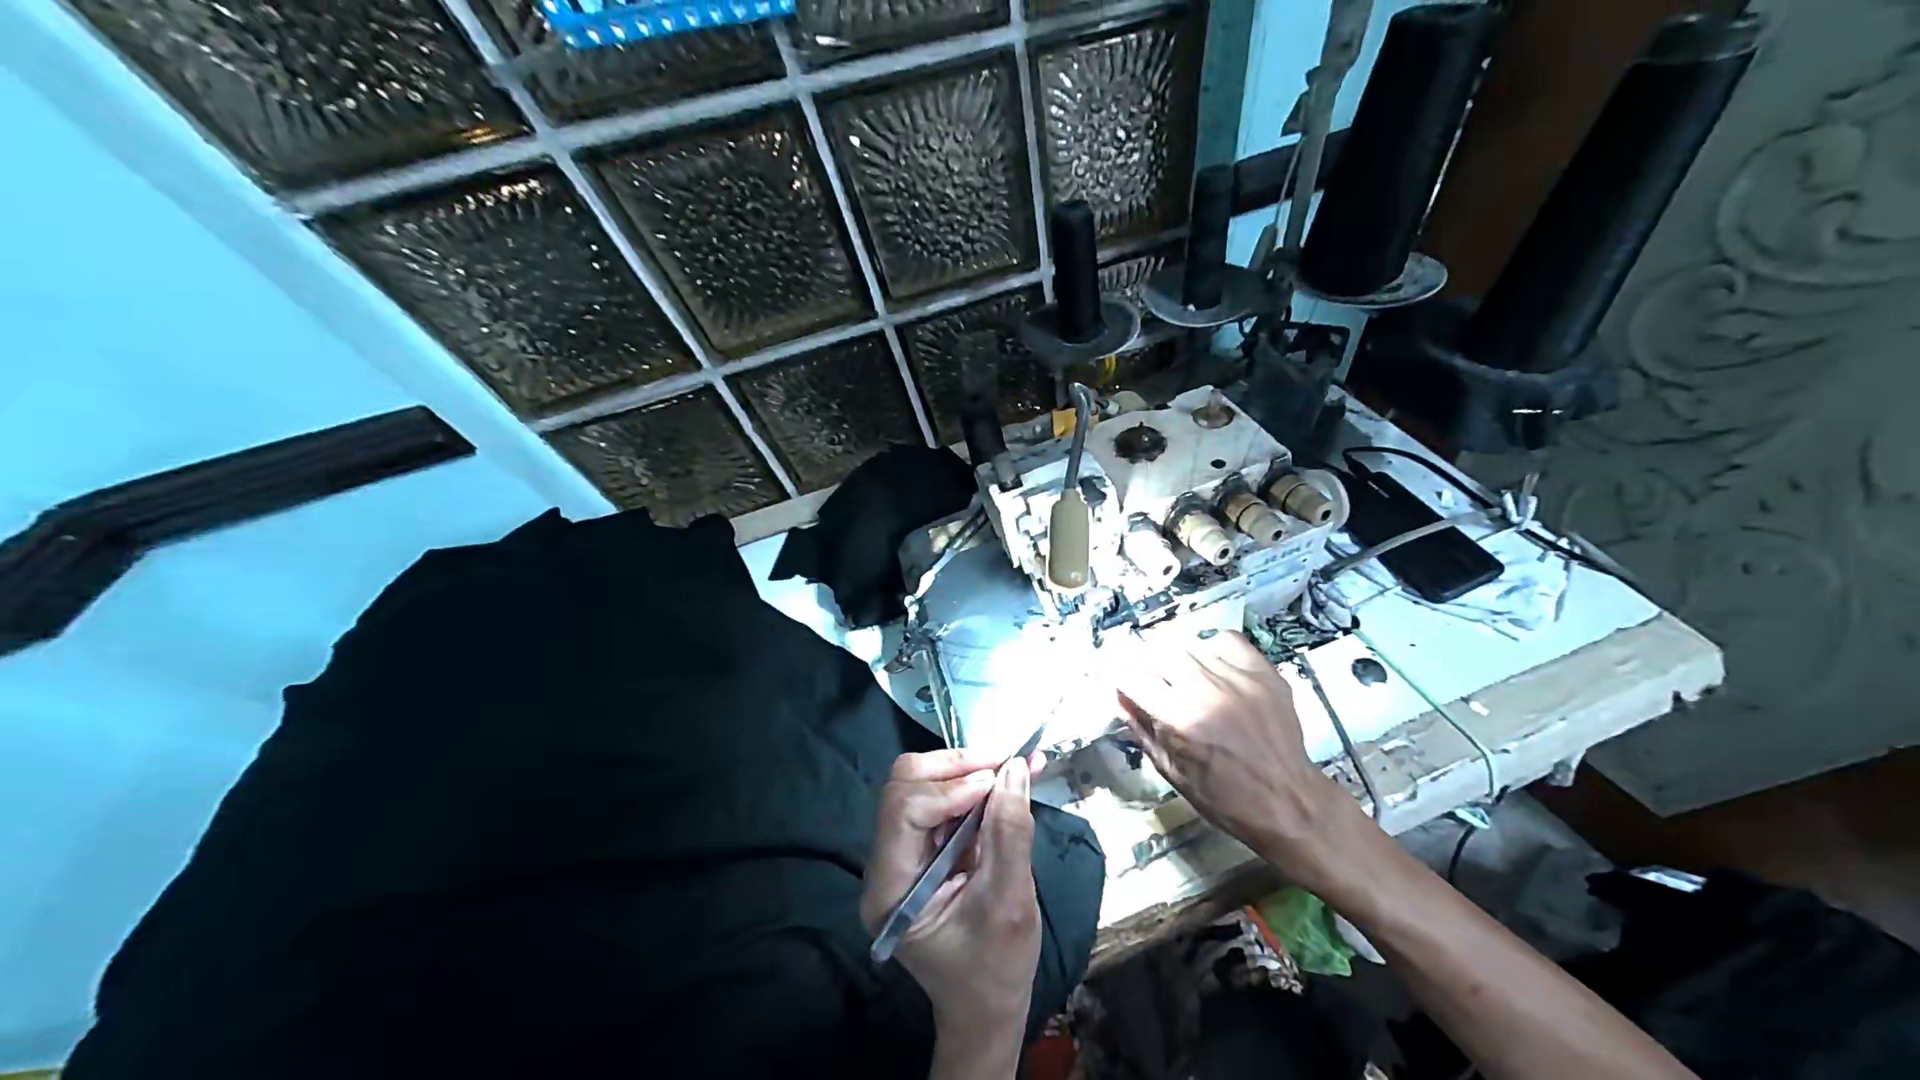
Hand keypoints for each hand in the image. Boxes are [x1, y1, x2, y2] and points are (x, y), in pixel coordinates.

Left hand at [860, 749, 1040, 1055]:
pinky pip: (943, 800)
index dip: (949, 789)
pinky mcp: (924, 848)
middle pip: (906, 786)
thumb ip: (1009, 833)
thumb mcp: (1010, 903)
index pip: (904, 810)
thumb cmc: (995, 969)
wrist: (986, 1007)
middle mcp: (885, 862)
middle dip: (956, 768)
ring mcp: (903, 853)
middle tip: (1005, 764)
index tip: (996, 783)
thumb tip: (1014, 768)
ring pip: (923, 785)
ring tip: (1014, 764)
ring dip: (969, 770)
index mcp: (890, 887)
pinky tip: (1008, 776)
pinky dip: (975, 784)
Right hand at [1108, 630, 1354, 884]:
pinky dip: (1213, 648)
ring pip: (1190, 644)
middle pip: (1159, 651)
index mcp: (1179, 718)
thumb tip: (1119, 695)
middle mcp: (1206, 689)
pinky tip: (1213, 666)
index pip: (1132, 676)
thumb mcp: (1170, 770)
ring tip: (1182, 675)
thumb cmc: (1223, 798)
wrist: (1288, 803)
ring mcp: (1238, 677)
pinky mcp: (1263, 673)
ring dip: (1178, 658)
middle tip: (1151, 679)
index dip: (1118, 674)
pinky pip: (1228, 641)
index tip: (1118, 678)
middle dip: (1147, 663)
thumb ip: (1141, 728)